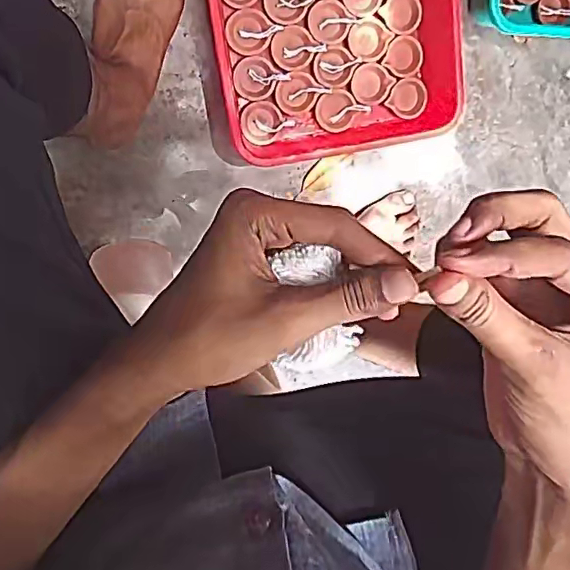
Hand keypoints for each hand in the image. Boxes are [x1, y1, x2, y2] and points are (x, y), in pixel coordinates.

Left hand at [120, 189, 417, 397]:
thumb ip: (346, 298)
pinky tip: (348, 298)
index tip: (408, 279)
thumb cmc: (206, 338)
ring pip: (319, 243)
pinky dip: (326, 277)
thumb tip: (399, 283)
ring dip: (349, 272)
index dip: (377, 253)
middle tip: (399, 292)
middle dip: (366, 263)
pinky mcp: (253, 247)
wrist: (161, 360)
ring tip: (380, 301)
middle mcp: (253, 209)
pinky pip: (302, 254)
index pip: (334, 223)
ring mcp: (252, 227)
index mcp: (253, 212)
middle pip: (329, 229)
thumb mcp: (285, 319)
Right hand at [426, 192, 569, 495]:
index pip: (560, 252)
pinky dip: (463, 262)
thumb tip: (444, 275)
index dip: (504, 254)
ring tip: (446, 258)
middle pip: (541, 218)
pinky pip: (488, 264)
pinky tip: (444, 273)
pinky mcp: (520, 299)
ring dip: (475, 236)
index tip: (458, 263)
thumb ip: (486, 315)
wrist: (559, 473)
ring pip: (513, 231)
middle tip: (457, 238)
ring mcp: (553, 288)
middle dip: (495, 218)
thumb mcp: (534, 370)